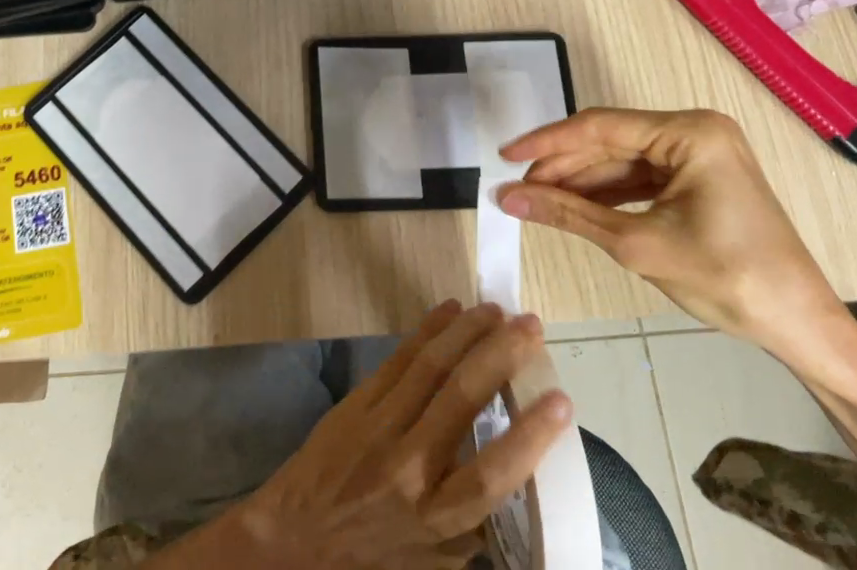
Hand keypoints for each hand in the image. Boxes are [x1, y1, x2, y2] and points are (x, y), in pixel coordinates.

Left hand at [227, 301, 572, 569]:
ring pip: (429, 368)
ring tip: (496, 310)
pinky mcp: (355, 404)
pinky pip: (398, 360)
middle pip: (462, 399)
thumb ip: (476, 522)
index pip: (492, 473)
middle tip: (531, 327)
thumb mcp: (435, 559)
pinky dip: (427, 332)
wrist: (294, 536)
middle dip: (501, 355)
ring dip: (467, 332)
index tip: (561, 400)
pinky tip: (450, 312)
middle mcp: (410, 468)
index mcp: (437, 516)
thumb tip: (520, 474)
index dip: (530, 436)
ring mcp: (378, 429)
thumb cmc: (374, 552)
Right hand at [496, 108, 852, 364]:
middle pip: (609, 141)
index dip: (547, 142)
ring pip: (620, 161)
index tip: (504, 155)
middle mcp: (695, 132)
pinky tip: (570, 207)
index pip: (600, 127)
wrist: (797, 322)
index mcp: (691, 133)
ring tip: (534, 201)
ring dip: (579, 182)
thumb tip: (507, 198)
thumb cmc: (725, 276)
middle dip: (561, 166)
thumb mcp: (636, 243)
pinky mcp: (698, 180)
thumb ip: (567, 214)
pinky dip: (604, 194)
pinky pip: (639, 179)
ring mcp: (698, 155)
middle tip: (516, 188)